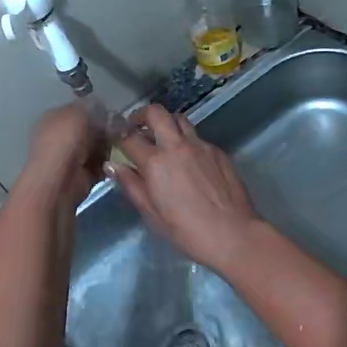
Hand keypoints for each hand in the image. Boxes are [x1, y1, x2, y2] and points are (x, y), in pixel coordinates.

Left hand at [21, 103, 105, 206]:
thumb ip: (93, 106)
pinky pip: (99, 165)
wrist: (60, 179)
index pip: (80, 109)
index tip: (112, 115)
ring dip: (107, 148)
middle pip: (90, 129)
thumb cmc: (66, 140)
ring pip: (97, 147)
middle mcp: (60, 136)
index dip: (97, 111)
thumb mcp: (80, 111)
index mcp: (55, 117)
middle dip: (105, 131)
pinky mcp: (80, 175)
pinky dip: (106, 165)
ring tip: (115, 148)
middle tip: (116, 133)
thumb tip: (103, 110)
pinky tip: (110, 163)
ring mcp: (69, 157)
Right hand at [111, 105, 264, 270]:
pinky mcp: (218, 151)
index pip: (129, 137)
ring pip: (179, 119)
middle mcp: (177, 146)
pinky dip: (187, 141)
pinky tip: (188, 160)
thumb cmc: (186, 230)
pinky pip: (197, 137)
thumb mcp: (151, 213)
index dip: (118, 133)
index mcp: (156, 162)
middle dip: (142, 114)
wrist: (232, 233)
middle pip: (156, 113)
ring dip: (166, 123)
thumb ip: (131, 185)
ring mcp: (200, 146)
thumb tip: (114, 166)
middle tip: (137, 126)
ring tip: (162, 138)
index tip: (114, 134)